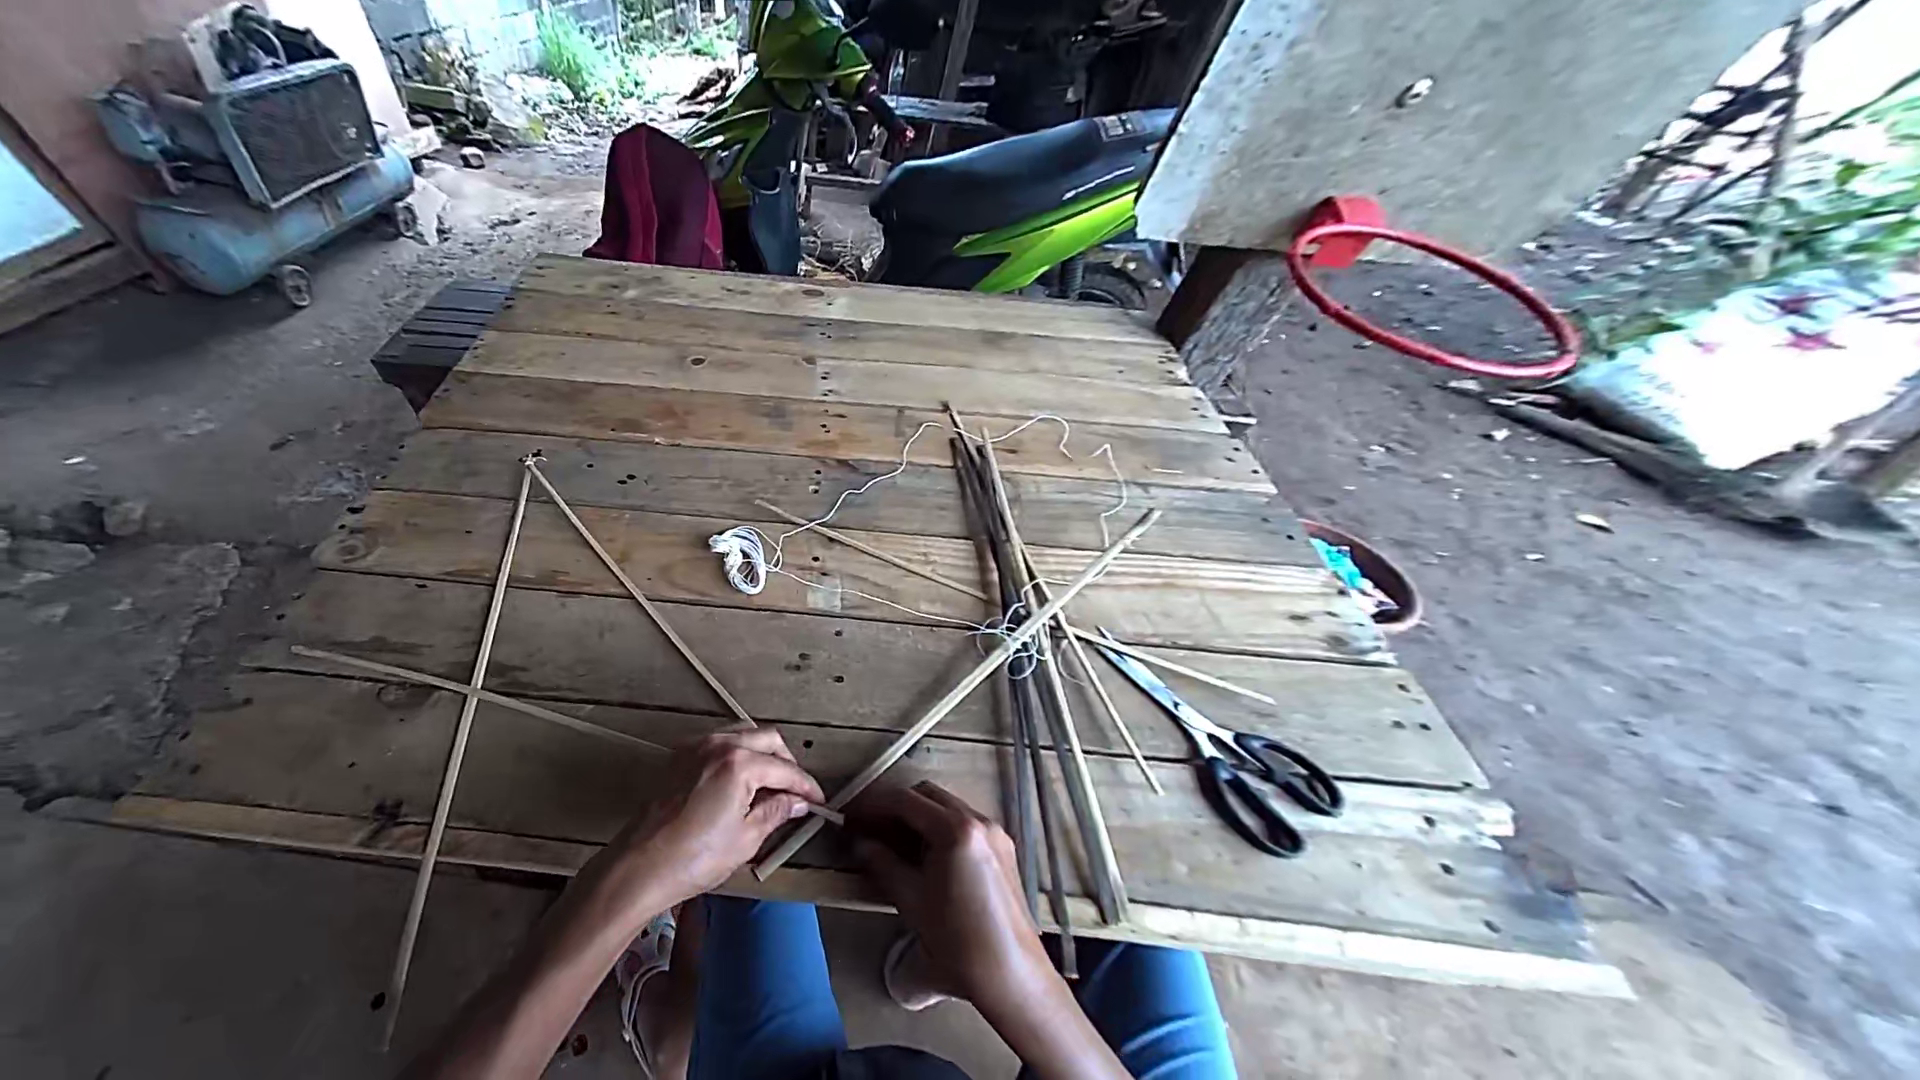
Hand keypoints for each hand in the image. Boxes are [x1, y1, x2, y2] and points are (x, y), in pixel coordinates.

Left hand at [590, 729, 825, 918]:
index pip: (786, 769)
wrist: (637, 869)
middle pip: (769, 740)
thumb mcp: (747, 838)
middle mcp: (719, 746)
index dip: (806, 787)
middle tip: (795, 791)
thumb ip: (777, 811)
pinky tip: (740, 780)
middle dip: (787, 763)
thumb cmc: (690, 858)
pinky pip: (720, 743)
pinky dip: (738, 754)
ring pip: (744, 736)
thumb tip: (797, 802)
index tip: (817, 800)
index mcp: (740, 763)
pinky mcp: (679, 758)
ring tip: (770, 784)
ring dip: (763, 754)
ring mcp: (696, 748)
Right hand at [850, 781, 1053, 1009]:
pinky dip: (941, 828)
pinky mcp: (1004, 847)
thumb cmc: (957, 941)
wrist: (1010, 973)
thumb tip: (861, 844)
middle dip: (896, 806)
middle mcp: (979, 820)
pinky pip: (966, 823)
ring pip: (949, 806)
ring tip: (893, 841)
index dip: (873, 805)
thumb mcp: (911, 901)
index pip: (906, 800)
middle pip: (929, 795)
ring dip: (919, 816)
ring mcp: (995, 831)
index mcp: (956, 830)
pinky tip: (926, 853)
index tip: (851, 815)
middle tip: (870, 827)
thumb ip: (883, 864)